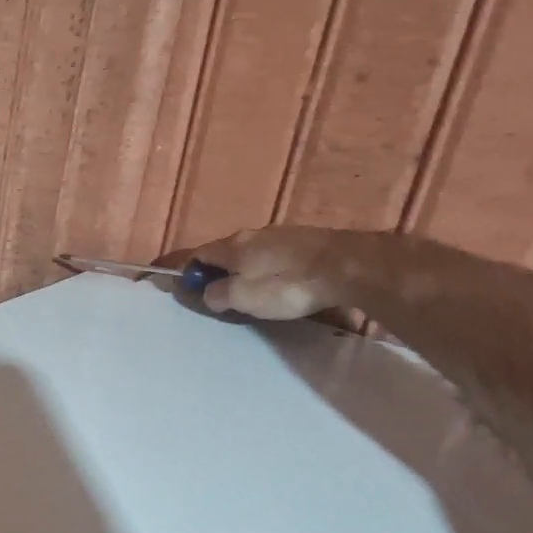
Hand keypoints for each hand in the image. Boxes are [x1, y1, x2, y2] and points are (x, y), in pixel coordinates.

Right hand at [155, 225, 362, 319]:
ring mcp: (282, 235)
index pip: (196, 255)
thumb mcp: (242, 297)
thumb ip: (217, 295)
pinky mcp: (307, 241)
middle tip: (218, 294)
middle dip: (216, 270)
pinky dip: (268, 268)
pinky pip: (276, 255)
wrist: (348, 265)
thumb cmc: (287, 284)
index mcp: (231, 246)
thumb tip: (209, 292)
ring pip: (251, 252)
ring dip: (244, 269)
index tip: (183, 290)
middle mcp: (252, 234)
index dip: (186, 272)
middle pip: (224, 252)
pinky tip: (280, 282)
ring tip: (250, 291)